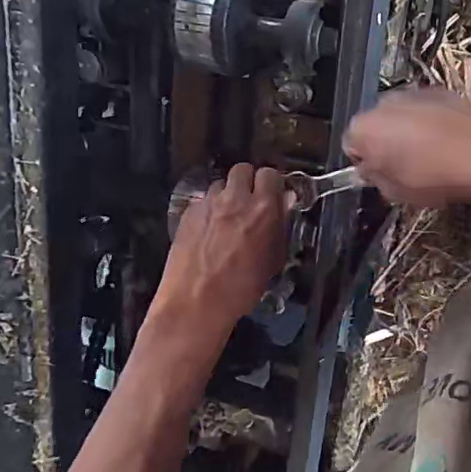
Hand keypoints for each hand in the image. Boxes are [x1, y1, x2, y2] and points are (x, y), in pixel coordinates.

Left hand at [149, 164, 288, 347]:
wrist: (195, 301)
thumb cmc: (240, 289)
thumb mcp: (272, 261)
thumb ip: (279, 227)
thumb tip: (283, 205)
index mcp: (262, 208)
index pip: (270, 174)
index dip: (271, 184)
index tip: (271, 195)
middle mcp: (234, 198)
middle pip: (242, 170)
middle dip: (247, 182)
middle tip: (249, 202)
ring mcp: (207, 203)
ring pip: (220, 185)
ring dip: (226, 196)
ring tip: (227, 218)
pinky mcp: (187, 212)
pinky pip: (203, 201)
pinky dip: (208, 210)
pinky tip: (208, 231)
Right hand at [343, 88, 470, 207]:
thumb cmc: (435, 177)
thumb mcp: (396, 193)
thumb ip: (376, 179)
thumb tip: (374, 171)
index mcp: (363, 128)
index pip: (350, 147)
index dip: (365, 164)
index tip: (381, 176)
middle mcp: (381, 104)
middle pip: (374, 126)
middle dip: (384, 143)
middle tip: (404, 168)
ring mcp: (412, 93)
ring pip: (398, 116)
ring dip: (406, 131)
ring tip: (430, 156)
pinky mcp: (440, 91)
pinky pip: (424, 110)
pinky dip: (429, 122)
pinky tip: (448, 143)